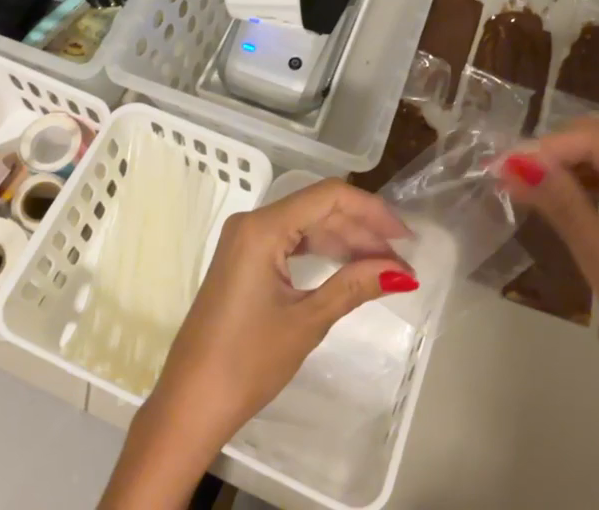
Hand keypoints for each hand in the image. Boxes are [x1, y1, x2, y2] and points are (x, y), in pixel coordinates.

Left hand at [100, 179, 416, 508]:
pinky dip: (322, 252)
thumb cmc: (247, 362)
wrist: (191, 401)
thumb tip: (402, 271)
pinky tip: (349, 268)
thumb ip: (354, 286)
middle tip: (402, 261)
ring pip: (306, 224)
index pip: (328, 196)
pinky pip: (290, 242)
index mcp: (263, 228)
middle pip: (318, 208)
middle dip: (362, 230)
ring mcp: (244, 241)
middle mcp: (251, 223)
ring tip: (384, 267)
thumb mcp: (307, 321)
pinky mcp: (243, 260)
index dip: (372, 211)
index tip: (407, 237)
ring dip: (345, 241)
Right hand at [498, 115, 598, 390]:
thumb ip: (562, 206)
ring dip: (566, 168)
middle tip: (506, 175)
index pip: (597, 140)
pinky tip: (555, 199)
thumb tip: (514, 165)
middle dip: (554, 152)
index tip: (499, 166)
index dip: (546, 148)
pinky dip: (586, 187)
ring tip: (522, 186)